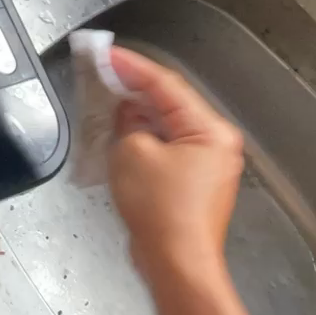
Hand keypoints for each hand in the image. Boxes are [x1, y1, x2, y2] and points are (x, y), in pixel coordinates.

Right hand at [106, 47, 244, 286]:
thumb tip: (126, 112)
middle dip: (133, 85)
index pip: (165, 85)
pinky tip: (119, 129)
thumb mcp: (132, 151)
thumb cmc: (159, 209)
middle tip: (102, 69)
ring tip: (104, 93)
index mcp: (209, 130)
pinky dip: (140, 134)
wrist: (175, 262)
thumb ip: (127, 121)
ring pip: (164, 123)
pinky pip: (162, 145)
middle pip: (168, 101)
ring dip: (134, 110)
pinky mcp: (189, 181)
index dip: (131, 66)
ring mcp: (204, 164)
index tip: (105, 52)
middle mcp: (214, 143)